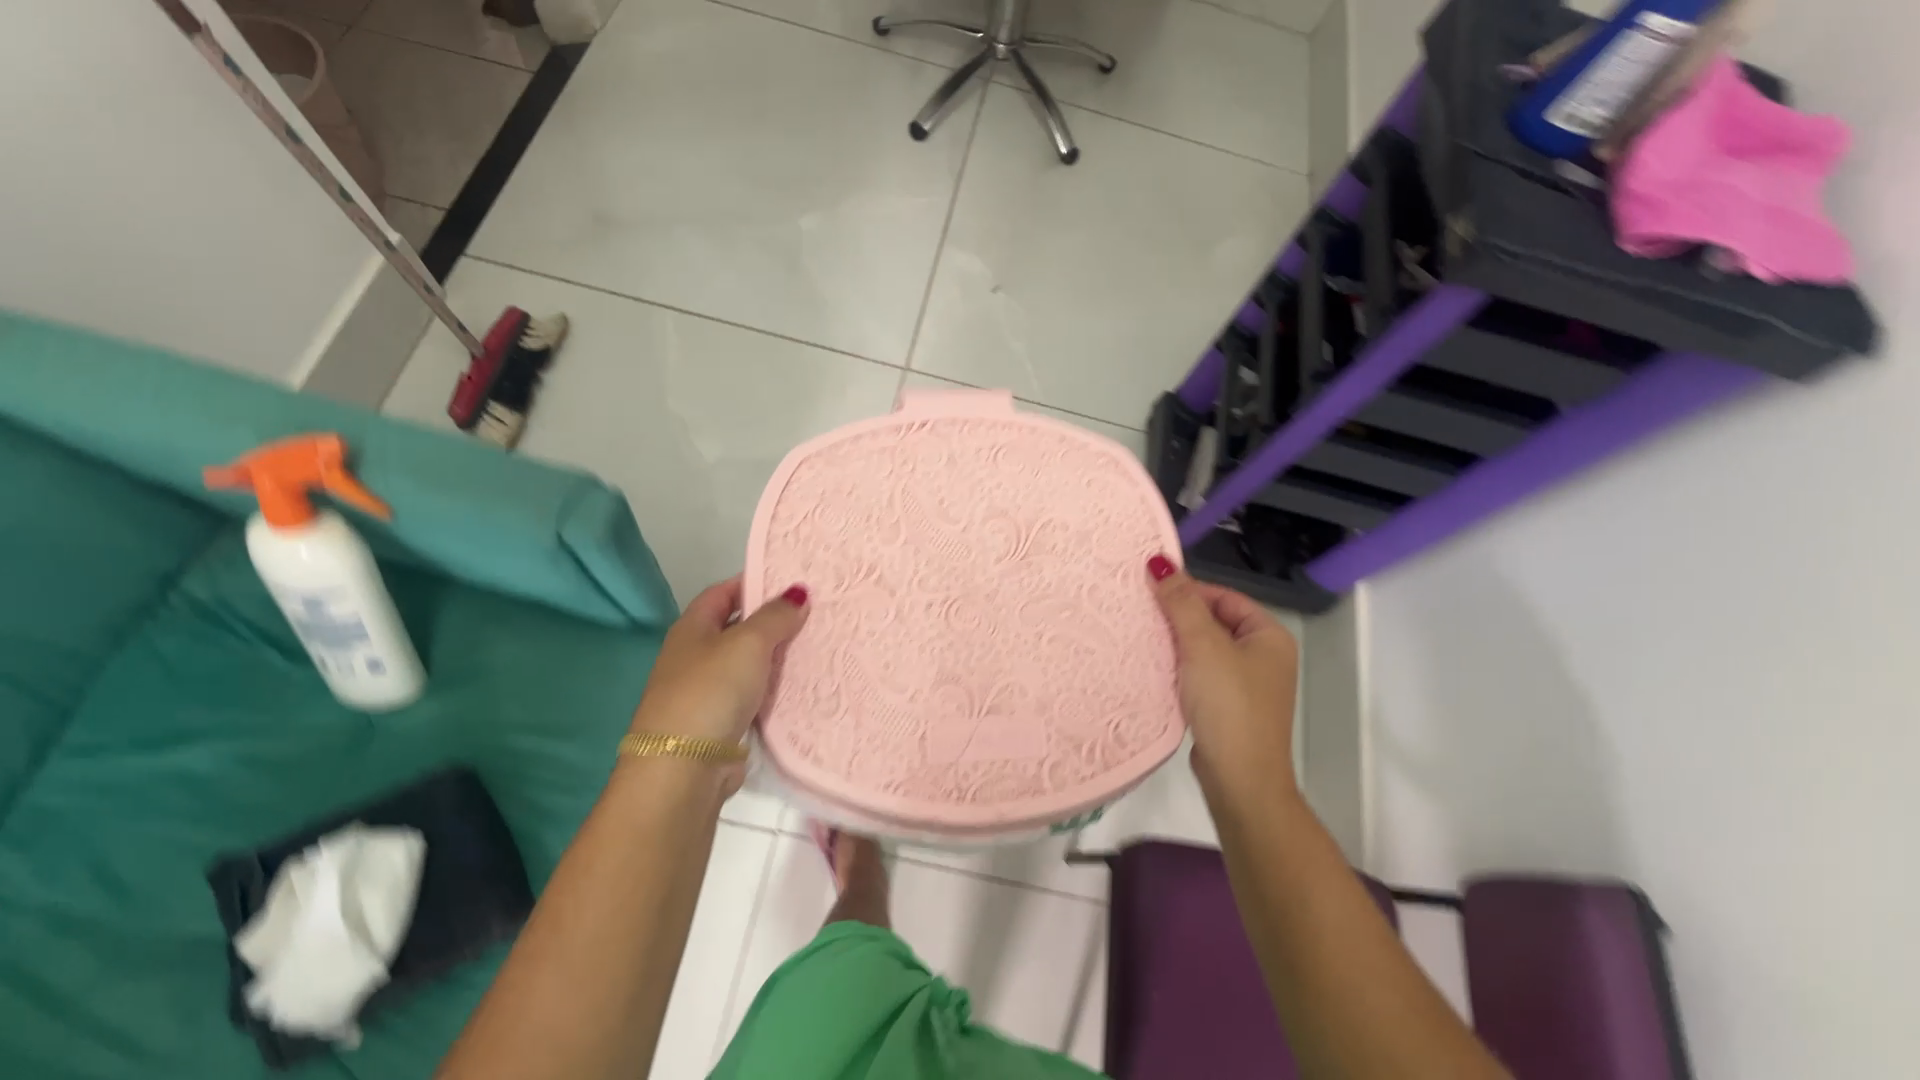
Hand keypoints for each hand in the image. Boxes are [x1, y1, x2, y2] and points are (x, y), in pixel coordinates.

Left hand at [627, 577, 808, 789]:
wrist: (684, 767)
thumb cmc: (711, 691)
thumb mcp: (747, 643)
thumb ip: (775, 616)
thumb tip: (798, 593)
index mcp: (692, 628)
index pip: (724, 592)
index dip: (756, 583)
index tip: (795, 582)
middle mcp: (695, 656)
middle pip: (738, 628)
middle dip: (773, 622)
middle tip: (817, 614)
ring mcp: (707, 692)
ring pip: (749, 665)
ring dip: (778, 659)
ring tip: (819, 646)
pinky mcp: (722, 723)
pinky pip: (754, 697)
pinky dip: (775, 691)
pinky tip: (804, 687)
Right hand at [1147, 556, 1300, 800]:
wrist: (1239, 778)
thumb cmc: (1228, 704)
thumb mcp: (1202, 646)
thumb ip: (1181, 603)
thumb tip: (1160, 561)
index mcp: (1269, 636)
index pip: (1225, 597)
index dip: (1189, 591)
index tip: (1150, 592)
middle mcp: (1264, 657)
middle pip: (1214, 622)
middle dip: (1179, 618)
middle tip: (1140, 613)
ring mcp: (1247, 686)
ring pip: (1205, 651)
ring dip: (1176, 645)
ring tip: (1141, 639)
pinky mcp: (1228, 709)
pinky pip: (1201, 677)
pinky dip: (1179, 671)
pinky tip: (1153, 671)